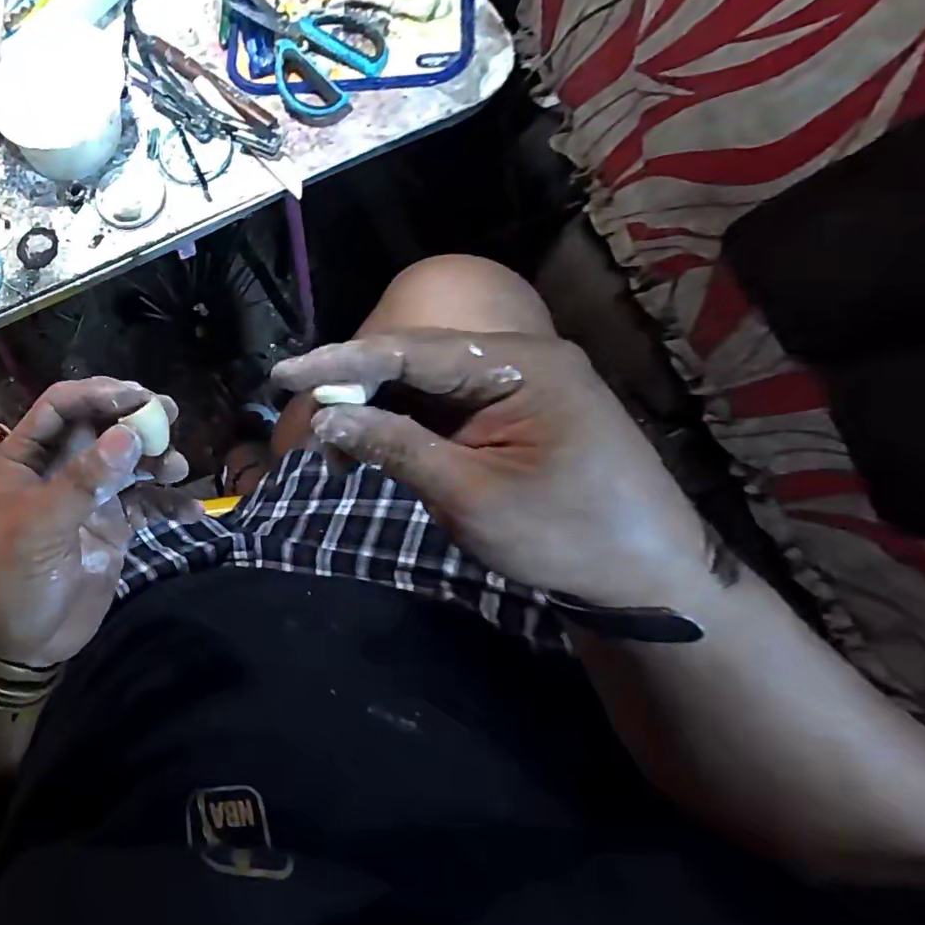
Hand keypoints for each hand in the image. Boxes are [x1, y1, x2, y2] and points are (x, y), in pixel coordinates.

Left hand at [0, 378, 195, 667]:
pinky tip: (192, 511)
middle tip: (170, 418)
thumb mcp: (39, 526)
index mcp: (24, 459)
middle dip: (134, 419)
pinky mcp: (109, 528)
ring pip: (125, 462)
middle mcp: (57, 471)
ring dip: (154, 458)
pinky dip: (167, 504)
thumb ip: (83, 480)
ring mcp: (85, 499)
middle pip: (99, 428)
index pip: (60, 407)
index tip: (138, 398)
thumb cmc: (10, 577)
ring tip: (177, 467)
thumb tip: (129, 433)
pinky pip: (143, 504)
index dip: (97, 395)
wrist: (15, 643)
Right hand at [271, 330, 711, 608]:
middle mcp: (512, 361)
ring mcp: (505, 387)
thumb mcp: (469, 493)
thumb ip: (394, 447)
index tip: (281, 375)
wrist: (643, 574)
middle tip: (302, 425)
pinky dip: (386, 428)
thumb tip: (323, 418)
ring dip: (362, 412)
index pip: (410, 350)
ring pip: (409, 385)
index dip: (339, 362)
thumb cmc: (566, 533)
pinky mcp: (495, 414)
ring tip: (327, 453)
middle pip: (406, 360)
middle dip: (347, 390)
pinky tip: (358, 451)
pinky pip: (425, 408)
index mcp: (522, 365)